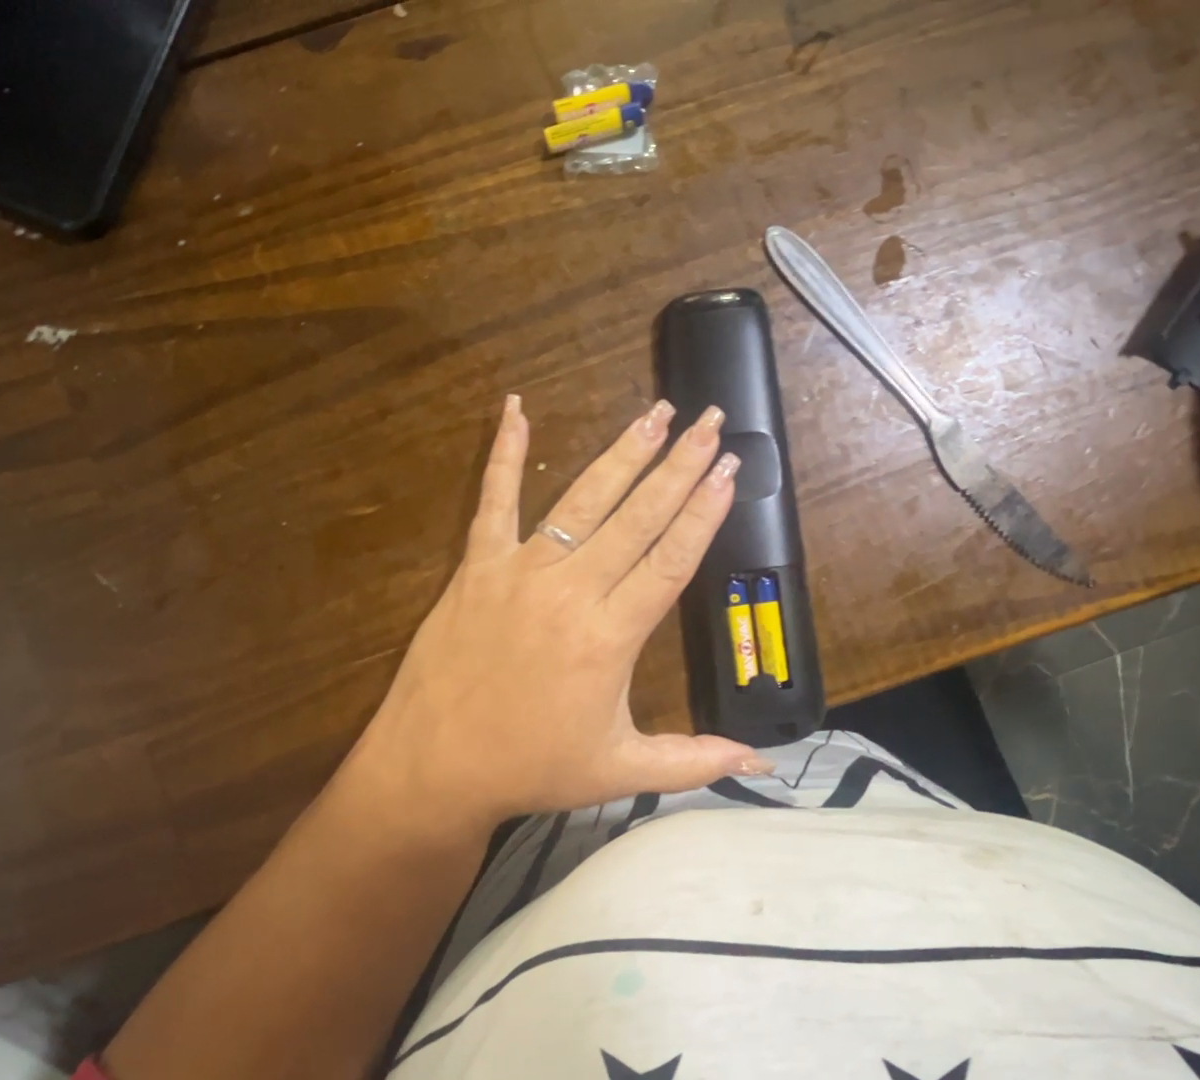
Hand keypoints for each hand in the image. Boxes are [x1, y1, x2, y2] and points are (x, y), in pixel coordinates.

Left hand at [342, 394, 770, 836]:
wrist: (436, 766)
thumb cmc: (531, 768)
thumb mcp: (619, 771)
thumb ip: (695, 761)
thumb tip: (764, 765)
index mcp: (610, 636)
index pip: (670, 560)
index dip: (704, 512)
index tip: (730, 470)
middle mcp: (571, 591)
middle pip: (637, 518)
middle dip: (679, 466)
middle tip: (709, 422)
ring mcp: (520, 571)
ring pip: (582, 500)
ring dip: (622, 454)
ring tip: (656, 413)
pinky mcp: (477, 566)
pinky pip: (494, 500)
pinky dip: (504, 453)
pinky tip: (515, 408)